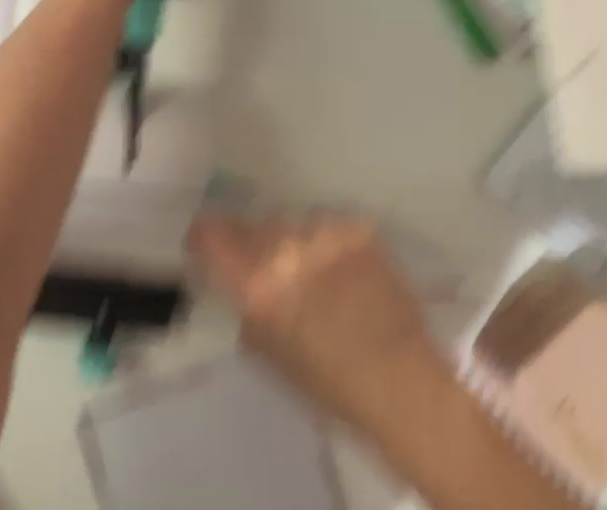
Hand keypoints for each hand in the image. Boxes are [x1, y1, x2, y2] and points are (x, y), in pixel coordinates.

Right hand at [188, 214, 452, 428]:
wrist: (404, 382)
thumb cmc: (329, 382)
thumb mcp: (268, 351)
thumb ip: (244, 308)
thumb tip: (236, 286)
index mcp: (256, 281)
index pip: (209, 234)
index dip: (202, 237)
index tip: (203, 243)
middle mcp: (286, 247)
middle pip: (250, 225)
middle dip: (247, 242)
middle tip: (259, 263)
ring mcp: (326, 234)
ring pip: (289, 222)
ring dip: (287, 239)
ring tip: (304, 266)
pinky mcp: (359, 231)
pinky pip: (326, 227)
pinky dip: (323, 242)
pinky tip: (335, 267)